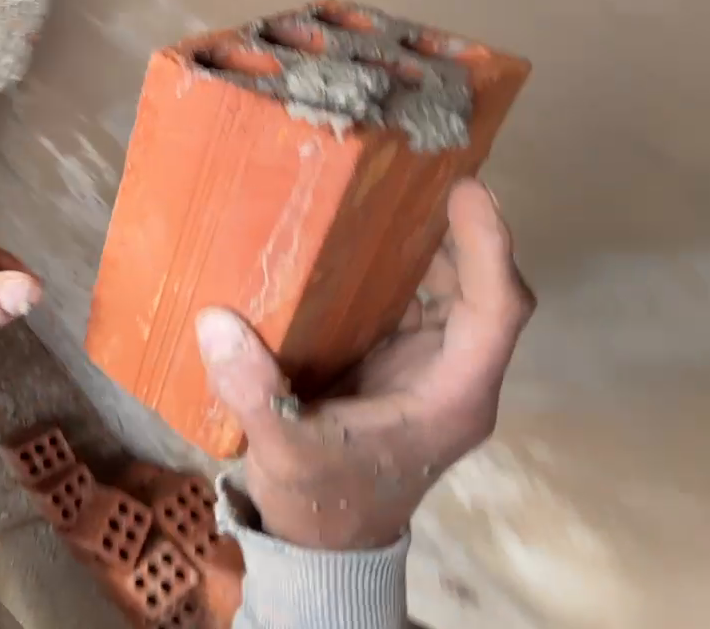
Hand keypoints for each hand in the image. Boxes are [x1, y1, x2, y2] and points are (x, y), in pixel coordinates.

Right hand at [195, 178, 535, 549]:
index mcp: (449, 394)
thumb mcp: (287, 448)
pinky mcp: (383, 366)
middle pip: (473, 292)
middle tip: (406, 175)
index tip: (464, 192)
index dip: (485, 250)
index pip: (493, 312)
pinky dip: (382, 269)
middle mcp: (445, 374)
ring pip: (438, 295)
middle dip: (450, 233)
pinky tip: (341, 241)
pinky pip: (398, 306)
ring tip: (374, 193)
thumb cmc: (322, 497)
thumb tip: (215, 319)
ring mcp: (416, 370)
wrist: (320, 535)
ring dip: (416, 246)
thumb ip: (255, 391)